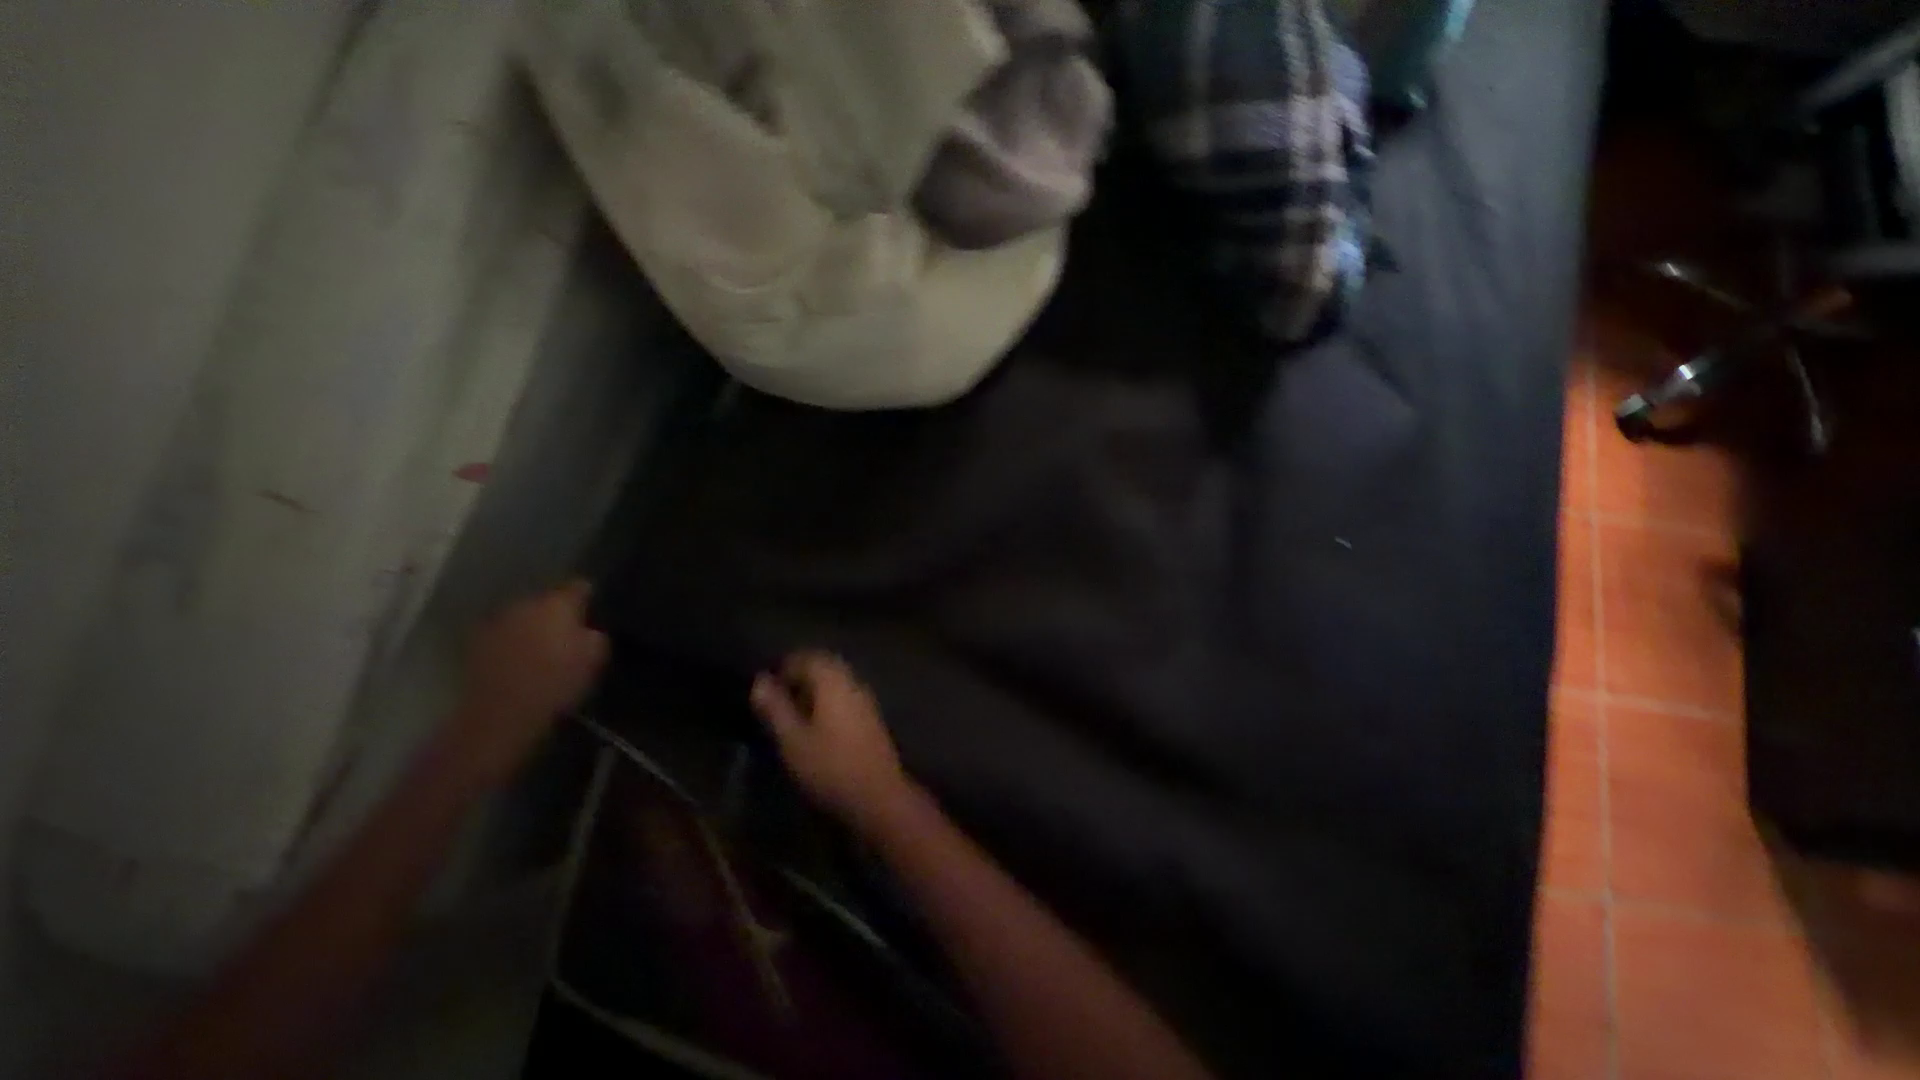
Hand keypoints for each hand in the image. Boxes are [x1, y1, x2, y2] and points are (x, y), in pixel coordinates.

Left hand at [447, 581, 609, 782]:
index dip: (589, 597)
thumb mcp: (595, 658)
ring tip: (541, 649)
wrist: (500, 714)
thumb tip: (588, 627)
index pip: (579, 587)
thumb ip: (595, 634)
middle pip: (547, 600)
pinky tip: (518, 661)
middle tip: (568, 635)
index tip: (594, 610)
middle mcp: (524, 602)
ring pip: (523, 616)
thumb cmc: (555, 683)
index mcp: (557, 603)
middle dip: (556, 613)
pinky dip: (511, 642)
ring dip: (532, 627)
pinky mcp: (476, 642)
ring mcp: (497, 620)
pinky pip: (503, 634)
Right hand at [750, 651, 913, 827]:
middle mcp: (853, 683)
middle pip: (825, 666)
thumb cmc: (830, 766)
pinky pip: (846, 698)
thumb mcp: (792, 739)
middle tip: (779, 697)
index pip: (807, 657)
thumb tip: (760, 681)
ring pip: (837, 683)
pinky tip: (817, 727)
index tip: (768, 686)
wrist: (878, 797)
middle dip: (800, 676)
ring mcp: (867, 701)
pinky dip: (828, 703)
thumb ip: (775, 707)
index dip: (785, 667)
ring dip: (815, 690)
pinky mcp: (873, 720)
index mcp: (833, 681)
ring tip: (794, 713)